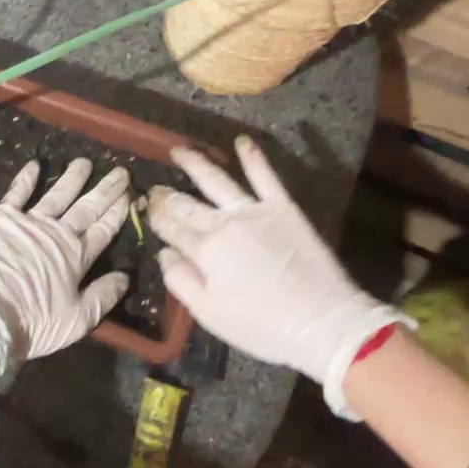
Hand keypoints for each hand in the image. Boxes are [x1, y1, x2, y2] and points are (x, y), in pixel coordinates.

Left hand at [0, 159, 131, 367]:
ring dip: (72, 178)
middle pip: (86, 208)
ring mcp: (29, 223)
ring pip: (57, 195)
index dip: (117, 211)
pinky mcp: (2, 219)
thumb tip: (126, 276)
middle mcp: (57, 234)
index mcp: (77, 257)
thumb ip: (103, 296)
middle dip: (105, 190)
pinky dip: (26, 179)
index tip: (129, 194)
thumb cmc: (33, 322)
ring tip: (85, 162)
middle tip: (120, 171)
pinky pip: (16, 194)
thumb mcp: (77, 320)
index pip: (103, 229)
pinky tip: (35, 164)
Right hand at [148, 136, 404, 417]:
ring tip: (179, 150)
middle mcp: (224, 223)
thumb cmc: (262, 326)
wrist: (323, 322)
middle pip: (187, 204)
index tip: (145, 207)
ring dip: (196, 163)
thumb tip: (164, 252)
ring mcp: (254, 211)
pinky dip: (253, 157)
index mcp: (204, 250)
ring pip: (217, 180)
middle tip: (154, 188)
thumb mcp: (210, 314)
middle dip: (167, 194)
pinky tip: (242, 141)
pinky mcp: (283, 208)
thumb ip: (180, 280)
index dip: (156, 217)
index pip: (171, 228)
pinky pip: (265, 176)